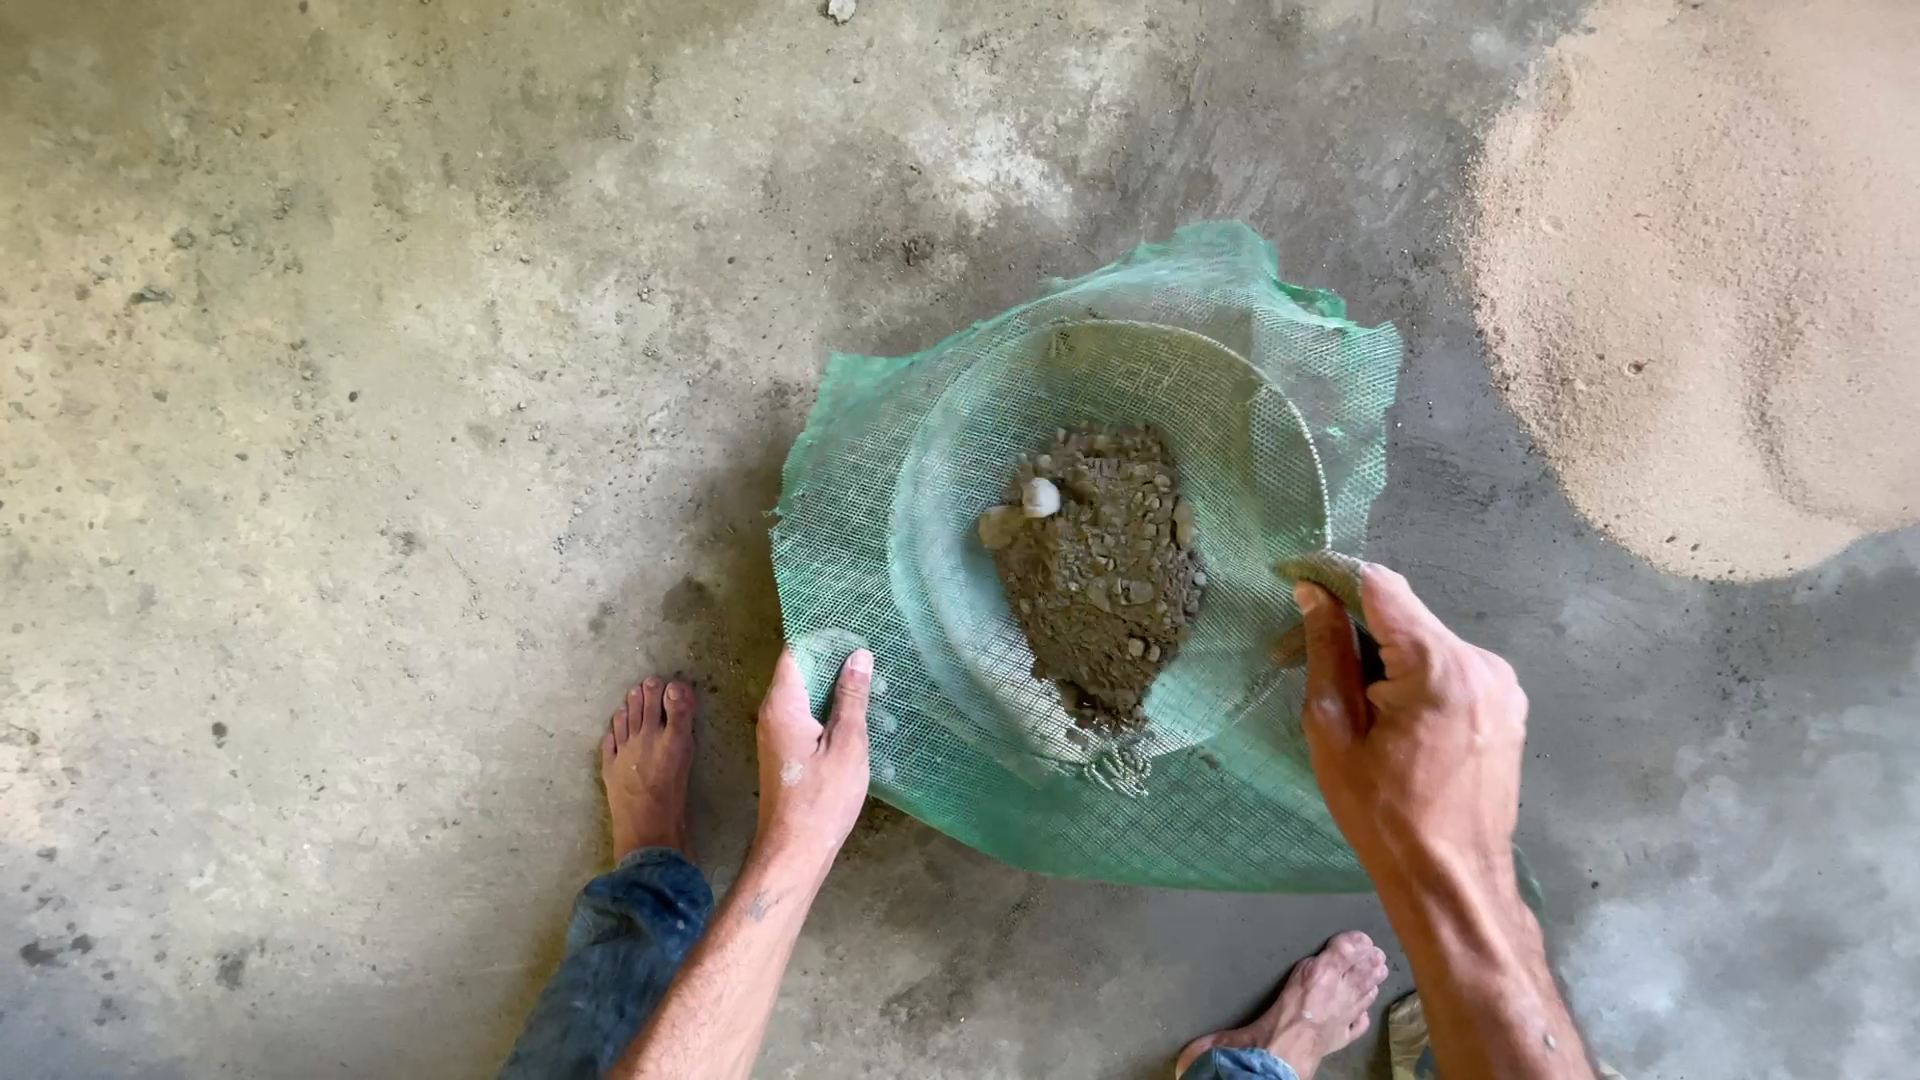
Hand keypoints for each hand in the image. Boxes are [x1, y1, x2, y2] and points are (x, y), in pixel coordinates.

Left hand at [752, 647, 871, 873]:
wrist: (794, 850)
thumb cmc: (822, 798)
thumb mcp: (847, 743)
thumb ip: (852, 697)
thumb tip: (858, 656)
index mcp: (783, 705)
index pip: (797, 651)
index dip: (825, 638)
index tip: (856, 634)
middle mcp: (773, 712)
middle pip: (802, 670)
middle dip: (836, 660)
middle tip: (873, 658)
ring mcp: (777, 732)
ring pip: (807, 693)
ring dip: (836, 686)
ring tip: (874, 685)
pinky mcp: (785, 749)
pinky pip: (807, 714)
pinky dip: (830, 707)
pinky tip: (858, 714)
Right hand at [1294, 565, 1526, 889]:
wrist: (1452, 880)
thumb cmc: (1380, 810)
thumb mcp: (1334, 728)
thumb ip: (1327, 651)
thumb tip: (1313, 594)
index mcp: (1440, 667)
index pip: (1380, 587)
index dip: (1332, 576)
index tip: (1293, 580)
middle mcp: (1482, 662)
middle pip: (1401, 613)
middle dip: (1349, 620)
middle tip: (1297, 651)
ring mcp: (1502, 683)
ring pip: (1422, 637)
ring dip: (1378, 647)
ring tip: (1342, 690)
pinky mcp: (1505, 702)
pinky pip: (1445, 662)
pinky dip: (1407, 668)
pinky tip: (1383, 706)